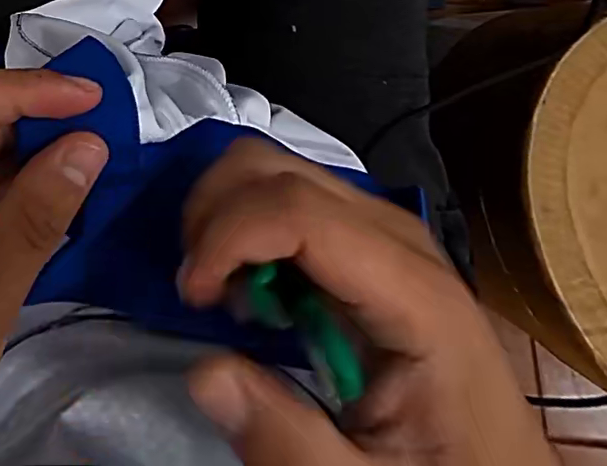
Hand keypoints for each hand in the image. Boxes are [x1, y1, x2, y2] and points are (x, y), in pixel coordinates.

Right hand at [178, 140, 555, 465]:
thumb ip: (288, 444)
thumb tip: (202, 372)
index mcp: (413, 293)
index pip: (299, 212)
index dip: (230, 236)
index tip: (193, 296)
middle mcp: (395, 234)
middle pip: (277, 171)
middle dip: (215, 213)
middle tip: (199, 290)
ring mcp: (377, 225)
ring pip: (273, 167)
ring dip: (224, 211)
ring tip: (220, 285)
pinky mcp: (359, 232)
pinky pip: (282, 192)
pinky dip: (242, 219)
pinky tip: (248, 281)